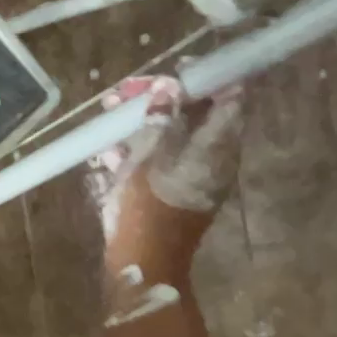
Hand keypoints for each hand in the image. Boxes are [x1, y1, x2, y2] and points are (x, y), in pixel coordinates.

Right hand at [100, 79, 244, 278]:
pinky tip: (107, 146)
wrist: (143, 266)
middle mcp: (213, 157)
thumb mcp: (147, 159)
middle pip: (195, 115)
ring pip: (172, 137)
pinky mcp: (171, 194)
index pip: (229, 95)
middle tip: (126, 92)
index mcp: (217, 145)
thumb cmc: (148, 211)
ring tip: (110, 111)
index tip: (175, 70)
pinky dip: (137, 149)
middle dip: (162, 99)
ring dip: (143, 123)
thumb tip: (166, 89)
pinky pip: (158, 161)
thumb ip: (159, 121)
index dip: (204, 77)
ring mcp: (191, 177)